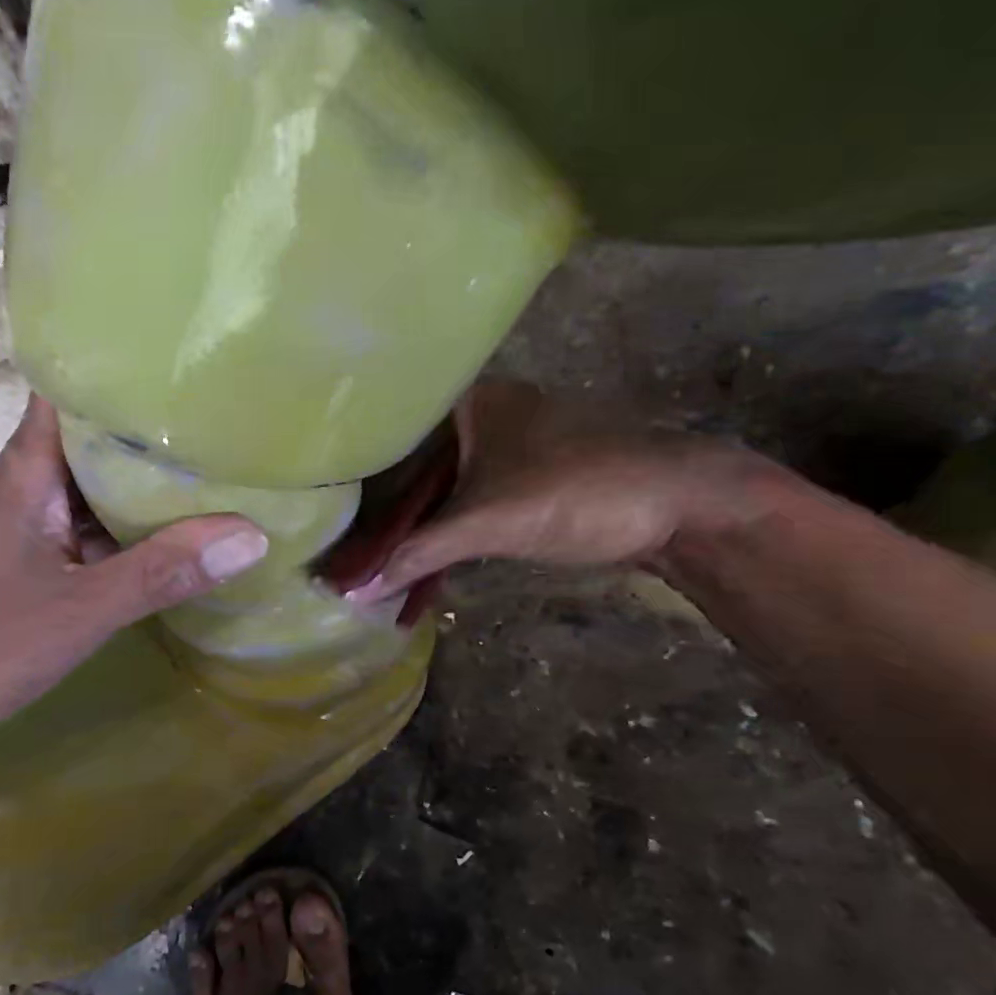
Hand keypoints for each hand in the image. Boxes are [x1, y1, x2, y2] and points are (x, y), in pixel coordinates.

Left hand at [0, 396, 268, 750]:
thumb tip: (250, 535)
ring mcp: (23, 523)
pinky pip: (85, 526)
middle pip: (95, 439)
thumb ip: (160, 573)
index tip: (188, 370)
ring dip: (145, 483)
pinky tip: (170, 540)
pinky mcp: (23, 558)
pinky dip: (125, 527)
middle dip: (156, 433)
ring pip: (93, 486)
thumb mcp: (78, 611)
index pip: (73, 391)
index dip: (126, 374)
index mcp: (29, 471)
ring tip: (217, 473)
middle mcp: (25, 484)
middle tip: (228, 426)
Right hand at [333, 381, 759, 603]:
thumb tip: (352, 591)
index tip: (314, 516)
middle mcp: (477, 421)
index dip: (349, 479)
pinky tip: (415, 584)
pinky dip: (442, 547)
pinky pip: (463, 514)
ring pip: (436, 498)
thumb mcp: (492, 520)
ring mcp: (499, 455)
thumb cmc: (580, 489)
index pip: (387, 435)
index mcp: (466, 403)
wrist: (681, 508)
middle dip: (377, 524)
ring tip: (365, 580)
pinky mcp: (518, 488)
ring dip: (409, 542)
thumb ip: (421, 552)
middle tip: (334, 561)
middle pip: (408, 474)